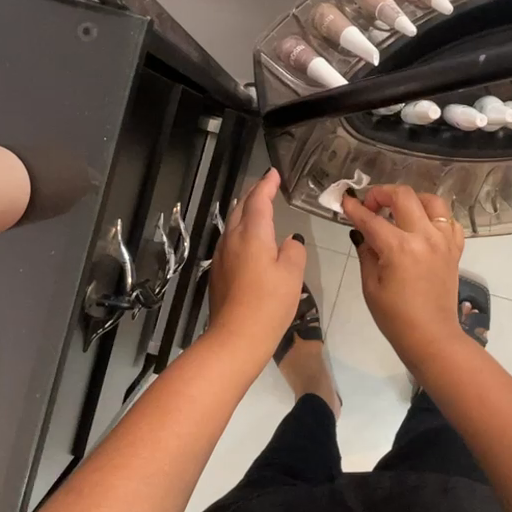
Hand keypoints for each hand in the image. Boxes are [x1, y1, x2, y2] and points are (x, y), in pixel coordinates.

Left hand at [205, 169, 307, 356]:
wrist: (236, 337)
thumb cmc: (269, 304)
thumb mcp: (292, 275)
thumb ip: (293, 251)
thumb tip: (288, 242)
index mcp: (252, 234)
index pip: (258, 200)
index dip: (266, 185)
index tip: (274, 174)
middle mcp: (232, 239)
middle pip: (240, 208)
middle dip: (253, 195)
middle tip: (266, 187)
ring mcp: (221, 256)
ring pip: (232, 224)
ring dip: (245, 212)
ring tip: (258, 208)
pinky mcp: (217, 272)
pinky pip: (229, 241)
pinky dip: (240, 231)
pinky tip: (248, 240)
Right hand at [339, 185, 467, 362]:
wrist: (431, 336)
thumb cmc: (395, 317)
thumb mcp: (370, 285)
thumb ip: (366, 252)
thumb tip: (362, 232)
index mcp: (399, 248)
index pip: (372, 219)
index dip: (354, 208)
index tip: (344, 200)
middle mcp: (424, 237)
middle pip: (404, 196)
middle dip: (382, 194)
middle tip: (370, 206)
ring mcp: (444, 241)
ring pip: (431, 201)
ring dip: (412, 200)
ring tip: (398, 211)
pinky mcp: (455, 249)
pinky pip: (449, 221)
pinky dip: (435, 217)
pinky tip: (422, 227)